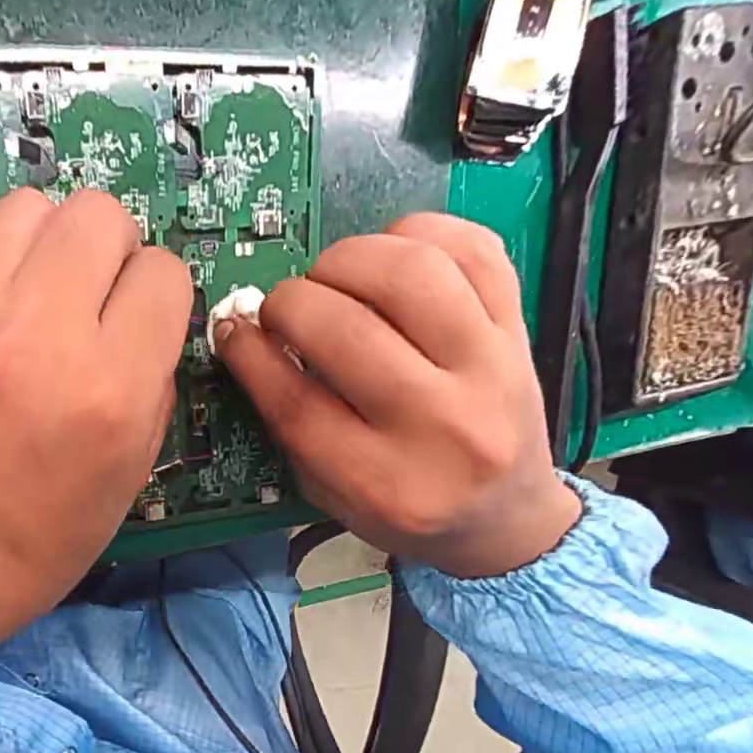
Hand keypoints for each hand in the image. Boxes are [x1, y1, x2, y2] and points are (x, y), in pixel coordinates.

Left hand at [0, 189, 190, 665]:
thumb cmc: (43, 539)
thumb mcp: (131, 473)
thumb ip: (153, 380)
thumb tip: (149, 319)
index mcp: (111, 389)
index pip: (164, 273)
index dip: (162, 296)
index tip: (144, 323)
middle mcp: (46, 336)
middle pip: (101, 215)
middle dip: (117, 250)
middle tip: (101, 298)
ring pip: (37, 207)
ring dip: (59, 238)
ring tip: (53, 289)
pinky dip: (10, 255)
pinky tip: (9, 303)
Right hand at [215, 213, 580, 578]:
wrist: (507, 517)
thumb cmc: (402, 510)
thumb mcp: (327, 490)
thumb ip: (286, 422)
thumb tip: (249, 337)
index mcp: (382, 481)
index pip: (297, 402)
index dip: (250, 353)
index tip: (232, 330)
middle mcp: (443, 425)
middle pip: (347, 332)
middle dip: (291, 302)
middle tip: (281, 309)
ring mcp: (492, 368)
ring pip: (412, 274)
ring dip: (347, 259)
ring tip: (329, 276)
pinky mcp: (519, 330)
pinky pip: (475, 249)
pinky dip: (417, 235)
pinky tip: (386, 256)